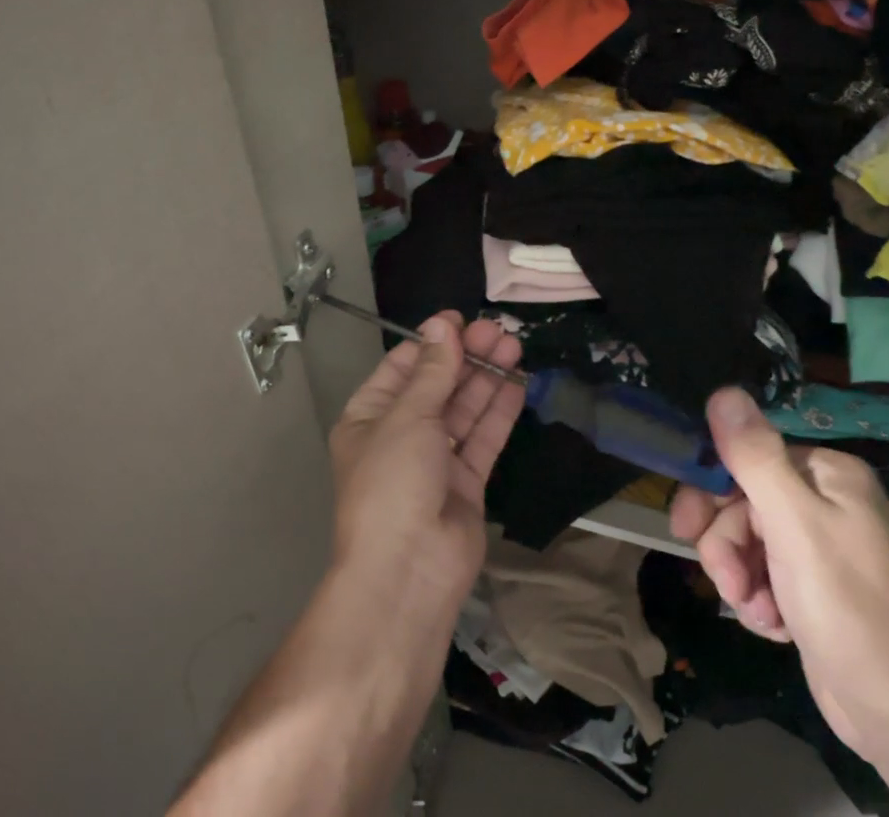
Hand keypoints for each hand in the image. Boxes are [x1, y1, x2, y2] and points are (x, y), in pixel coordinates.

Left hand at [327, 310, 523, 610]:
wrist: (409, 568)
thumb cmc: (392, 483)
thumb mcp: (407, 418)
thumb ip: (432, 373)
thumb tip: (442, 326)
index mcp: (369, 419)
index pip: (402, 370)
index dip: (431, 344)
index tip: (461, 320)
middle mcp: (400, 437)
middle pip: (437, 387)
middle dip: (466, 358)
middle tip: (499, 332)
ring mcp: (434, 462)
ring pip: (464, 411)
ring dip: (487, 380)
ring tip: (514, 347)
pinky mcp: (465, 484)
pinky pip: (483, 440)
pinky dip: (499, 413)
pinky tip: (518, 384)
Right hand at [668, 389, 888, 778]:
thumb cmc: (850, 608)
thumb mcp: (796, 526)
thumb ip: (754, 457)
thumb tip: (722, 390)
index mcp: (828, 475)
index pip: (746, 458)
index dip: (710, 492)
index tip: (684, 526)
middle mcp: (826, 503)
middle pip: (741, 504)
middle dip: (727, 545)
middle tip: (730, 581)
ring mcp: (821, 550)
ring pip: (746, 545)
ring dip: (741, 579)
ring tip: (761, 611)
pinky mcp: (814, 591)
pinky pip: (763, 578)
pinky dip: (759, 602)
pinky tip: (775, 627)